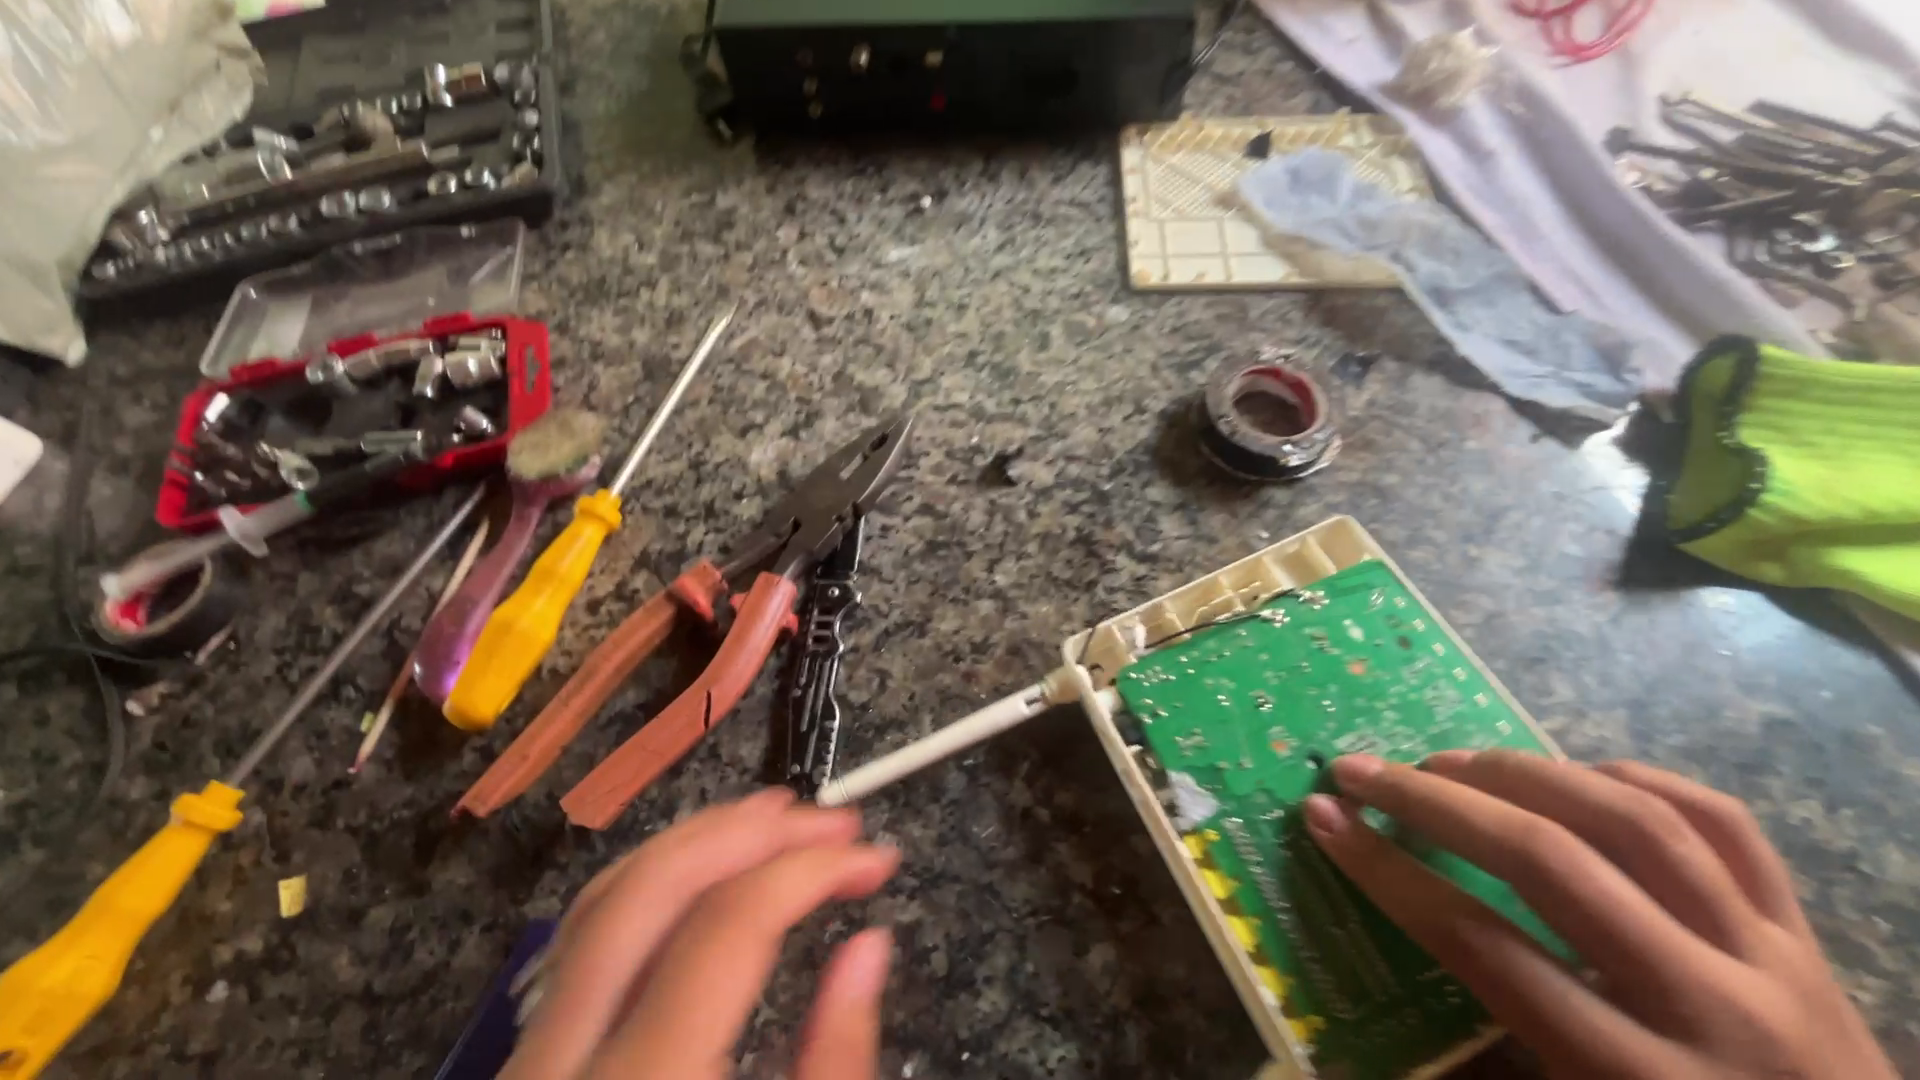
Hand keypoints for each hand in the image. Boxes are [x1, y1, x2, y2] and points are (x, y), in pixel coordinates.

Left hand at [502, 788, 899, 1079]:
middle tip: (830, 818)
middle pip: (648, 893)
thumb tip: (871, 945)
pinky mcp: (522, 1074)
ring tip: (774, 817)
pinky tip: (701, 873)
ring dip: (695, 842)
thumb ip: (835, 1062)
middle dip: (748, 834)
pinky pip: (583, 944)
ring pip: (600, 904)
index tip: (877, 858)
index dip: (809, 872)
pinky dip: (652, 884)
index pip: (725, 931)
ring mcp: (523, 1069)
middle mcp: (561, 1067)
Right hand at [1303, 750, 1895, 1079]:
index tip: (1325, 818)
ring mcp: (1772, 960)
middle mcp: (1710, 1006)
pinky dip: (1637, 779)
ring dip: (1524, 773)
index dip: (1387, 873)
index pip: (1481, 944)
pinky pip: (1723, 825)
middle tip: (1365, 771)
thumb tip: (1350, 1036)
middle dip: (1435, 803)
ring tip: (1452, 763)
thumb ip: (1473, 1070)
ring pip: (1636, 822)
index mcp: (1636, 1077)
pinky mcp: (1809, 936)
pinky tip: (1574, 773)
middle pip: (1549, 862)